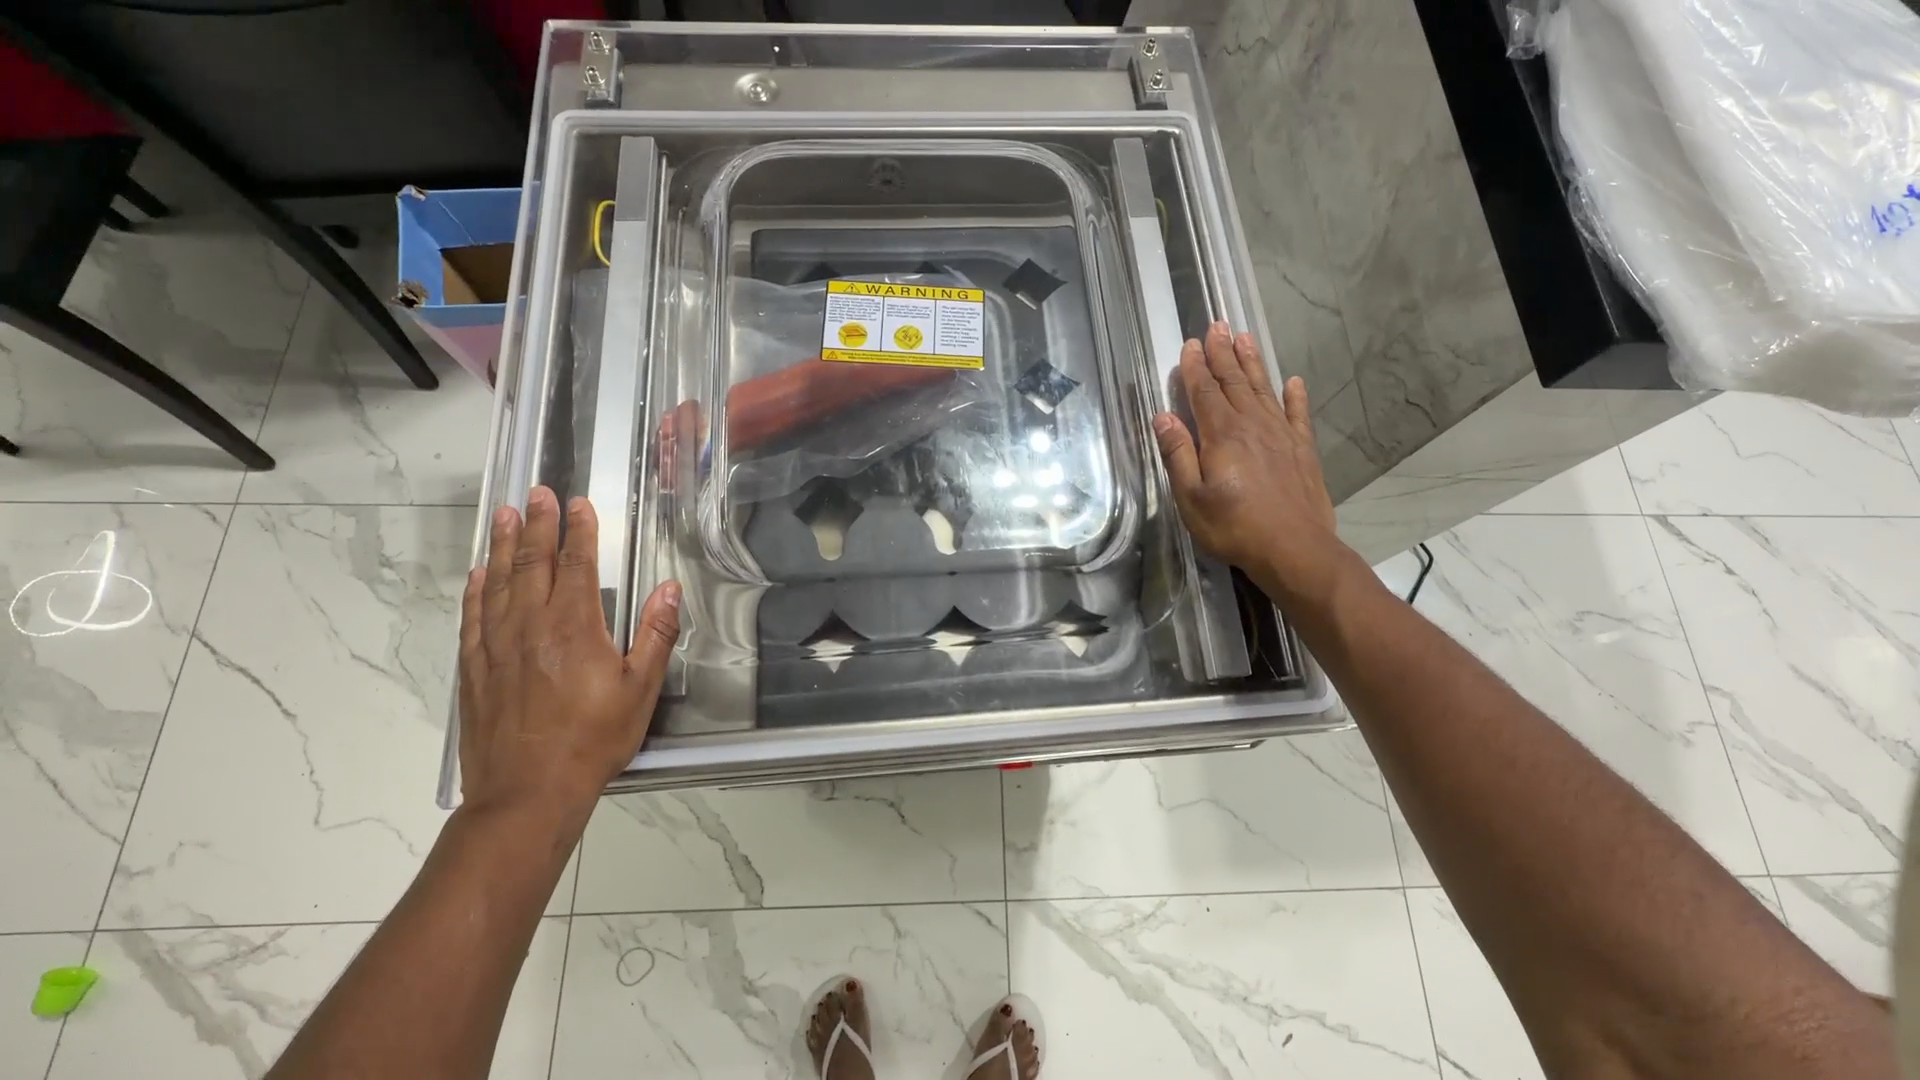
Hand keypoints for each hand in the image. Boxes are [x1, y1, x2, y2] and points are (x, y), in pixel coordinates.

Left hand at [457, 487, 681, 819]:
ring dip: (502, 546)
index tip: (578, 503)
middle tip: (535, 493)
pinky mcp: (476, 668)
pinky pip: (474, 617)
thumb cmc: (593, 740)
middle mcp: (531, 625)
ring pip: (498, 582)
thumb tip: (669, 588)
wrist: (528, 790)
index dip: (578, 530)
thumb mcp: (640, 690)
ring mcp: (497, 645)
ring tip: (503, 516)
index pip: (577, 564)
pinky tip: (478, 575)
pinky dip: (476, 590)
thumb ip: (655, 635)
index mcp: (575, 626)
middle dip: (536, 525)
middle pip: (532, 562)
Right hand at [1152, 323, 1360, 613]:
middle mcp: (1252, 425)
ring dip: (1252, 363)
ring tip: (1245, 338)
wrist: (1294, 548)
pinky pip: (1297, 414)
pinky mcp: (1302, 450)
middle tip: (1218, 326)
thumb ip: (1178, 454)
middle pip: (1234, 382)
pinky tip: (1294, 382)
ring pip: (1263, 389)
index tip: (1190, 344)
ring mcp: (1280, 435)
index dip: (1195, 367)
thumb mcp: (1191, 497)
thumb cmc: (1234, 527)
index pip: (1204, 392)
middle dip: (1223, 353)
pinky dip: (1295, 396)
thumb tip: (1163, 417)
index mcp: (1221, 435)